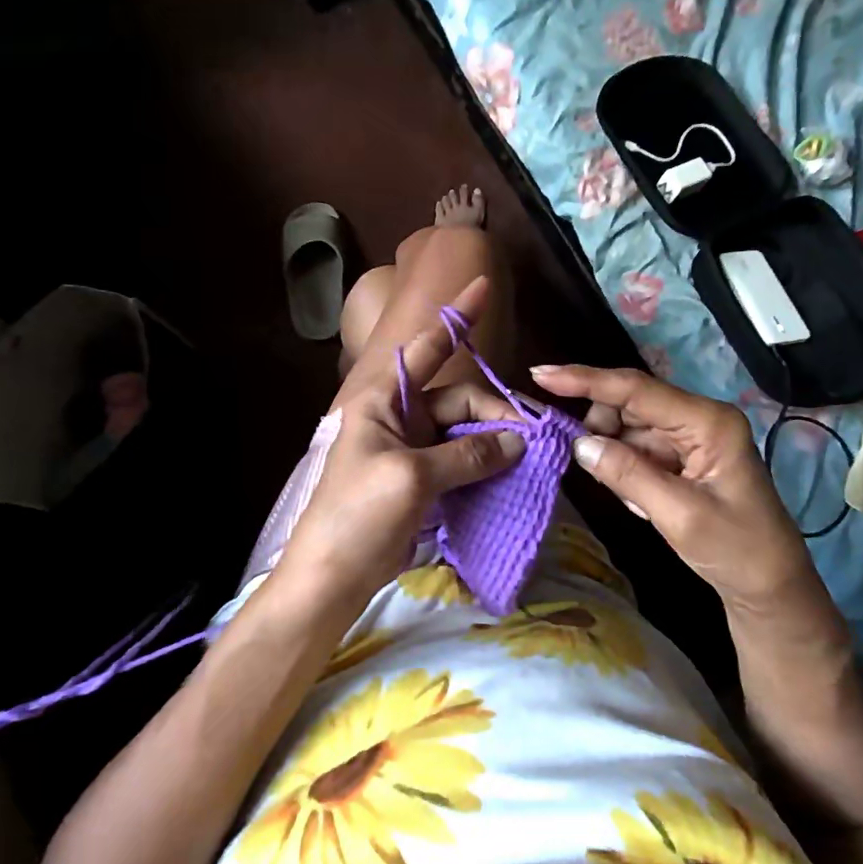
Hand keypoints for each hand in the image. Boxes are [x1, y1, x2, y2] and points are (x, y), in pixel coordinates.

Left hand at [275, 278, 525, 608]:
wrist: (330, 578)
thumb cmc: (358, 515)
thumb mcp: (412, 478)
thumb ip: (467, 454)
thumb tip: (519, 440)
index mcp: (383, 400)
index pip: (427, 348)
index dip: (457, 317)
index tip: (485, 285)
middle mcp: (398, 417)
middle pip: (458, 400)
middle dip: (495, 414)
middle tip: (532, 442)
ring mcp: (409, 450)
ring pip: (463, 433)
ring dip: (494, 443)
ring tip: (530, 459)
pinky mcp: (420, 481)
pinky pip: (460, 462)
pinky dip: (484, 466)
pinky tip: (510, 476)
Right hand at [530, 364, 809, 607]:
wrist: (769, 587)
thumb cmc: (737, 550)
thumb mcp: (680, 516)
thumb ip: (628, 475)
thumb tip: (579, 444)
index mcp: (707, 422)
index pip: (635, 389)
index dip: (585, 380)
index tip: (540, 374)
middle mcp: (697, 418)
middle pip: (626, 404)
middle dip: (599, 428)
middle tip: (588, 464)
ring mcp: (688, 437)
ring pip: (625, 427)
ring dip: (612, 455)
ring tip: (632, 498)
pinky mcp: (679, 456)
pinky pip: (634, 449)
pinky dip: (623, 470)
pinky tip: (641, 501)